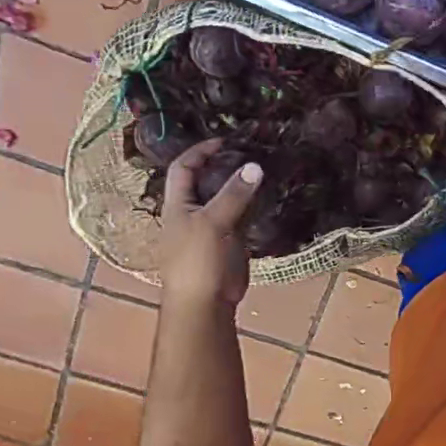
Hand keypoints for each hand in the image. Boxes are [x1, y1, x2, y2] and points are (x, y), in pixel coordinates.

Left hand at [160, 139, 263, 310]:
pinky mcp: (229, 241)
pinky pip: (241, 216)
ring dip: (241, 184)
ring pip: (225, 198)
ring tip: (263, 168)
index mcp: (177, 205)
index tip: (225, 140)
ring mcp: (211, 228)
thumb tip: (254, 165)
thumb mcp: (213, 223)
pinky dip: (252, 205)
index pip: (183, 168)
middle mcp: (192, 212)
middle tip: (250, 151)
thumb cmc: (197, 261)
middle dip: (223, 165)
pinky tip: (268, 195)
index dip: (199, 151)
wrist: (204, 304)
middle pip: (205, 181)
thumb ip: (233, 194)